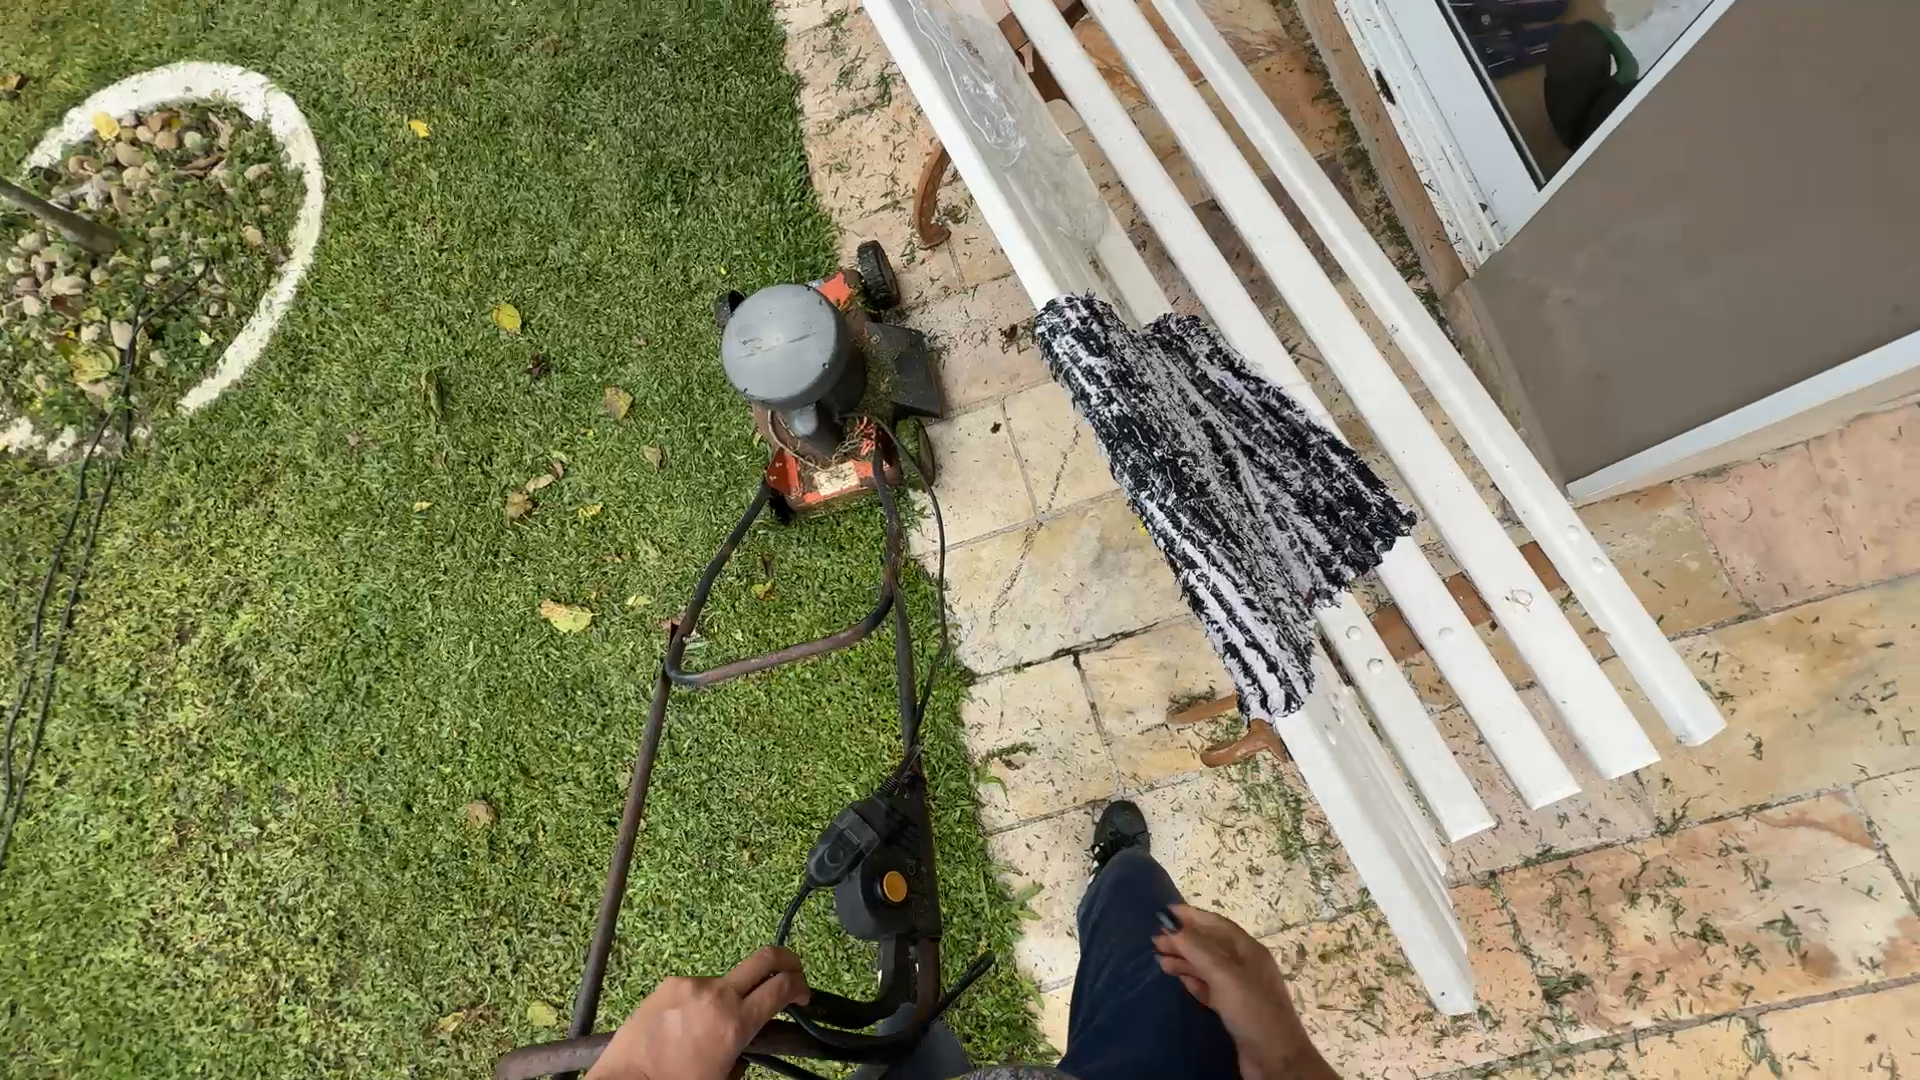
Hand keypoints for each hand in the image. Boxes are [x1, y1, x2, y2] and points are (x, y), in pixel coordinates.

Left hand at [585, 946, 810, 1079]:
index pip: (782, 987)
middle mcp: (719, 994)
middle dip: (787, 960)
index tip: (804, 993)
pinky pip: (696, 989)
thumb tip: (744, 1048)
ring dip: (730, 997)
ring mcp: (694, 984)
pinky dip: (700, 1004)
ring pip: (726, 982)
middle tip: (794, 972)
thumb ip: (741, 1059)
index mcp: (736, 1023)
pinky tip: (683, 1028)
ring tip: (708, 1030)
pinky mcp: (670, 983)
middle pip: (766, 957)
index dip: (800, 985)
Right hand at [1153, 905, 1336, 1079]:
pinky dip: (1192, 980)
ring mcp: (1239, 987)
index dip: (1191, 916)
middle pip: (1208, 944)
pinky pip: (1208, 987)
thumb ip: (1196, 948)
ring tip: (1160, 960)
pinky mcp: (1233, 1009)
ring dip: (1183, 960)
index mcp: (1247, 949)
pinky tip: (1179, 979)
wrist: (1276, 1061)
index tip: (1165, 913)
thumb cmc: (1251, 1009)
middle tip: (1155, 941)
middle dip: (1182, 940)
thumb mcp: (1223, 973)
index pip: (1215, 924)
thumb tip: (1171, 927)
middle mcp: (1244, 964)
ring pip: (1206, 966)